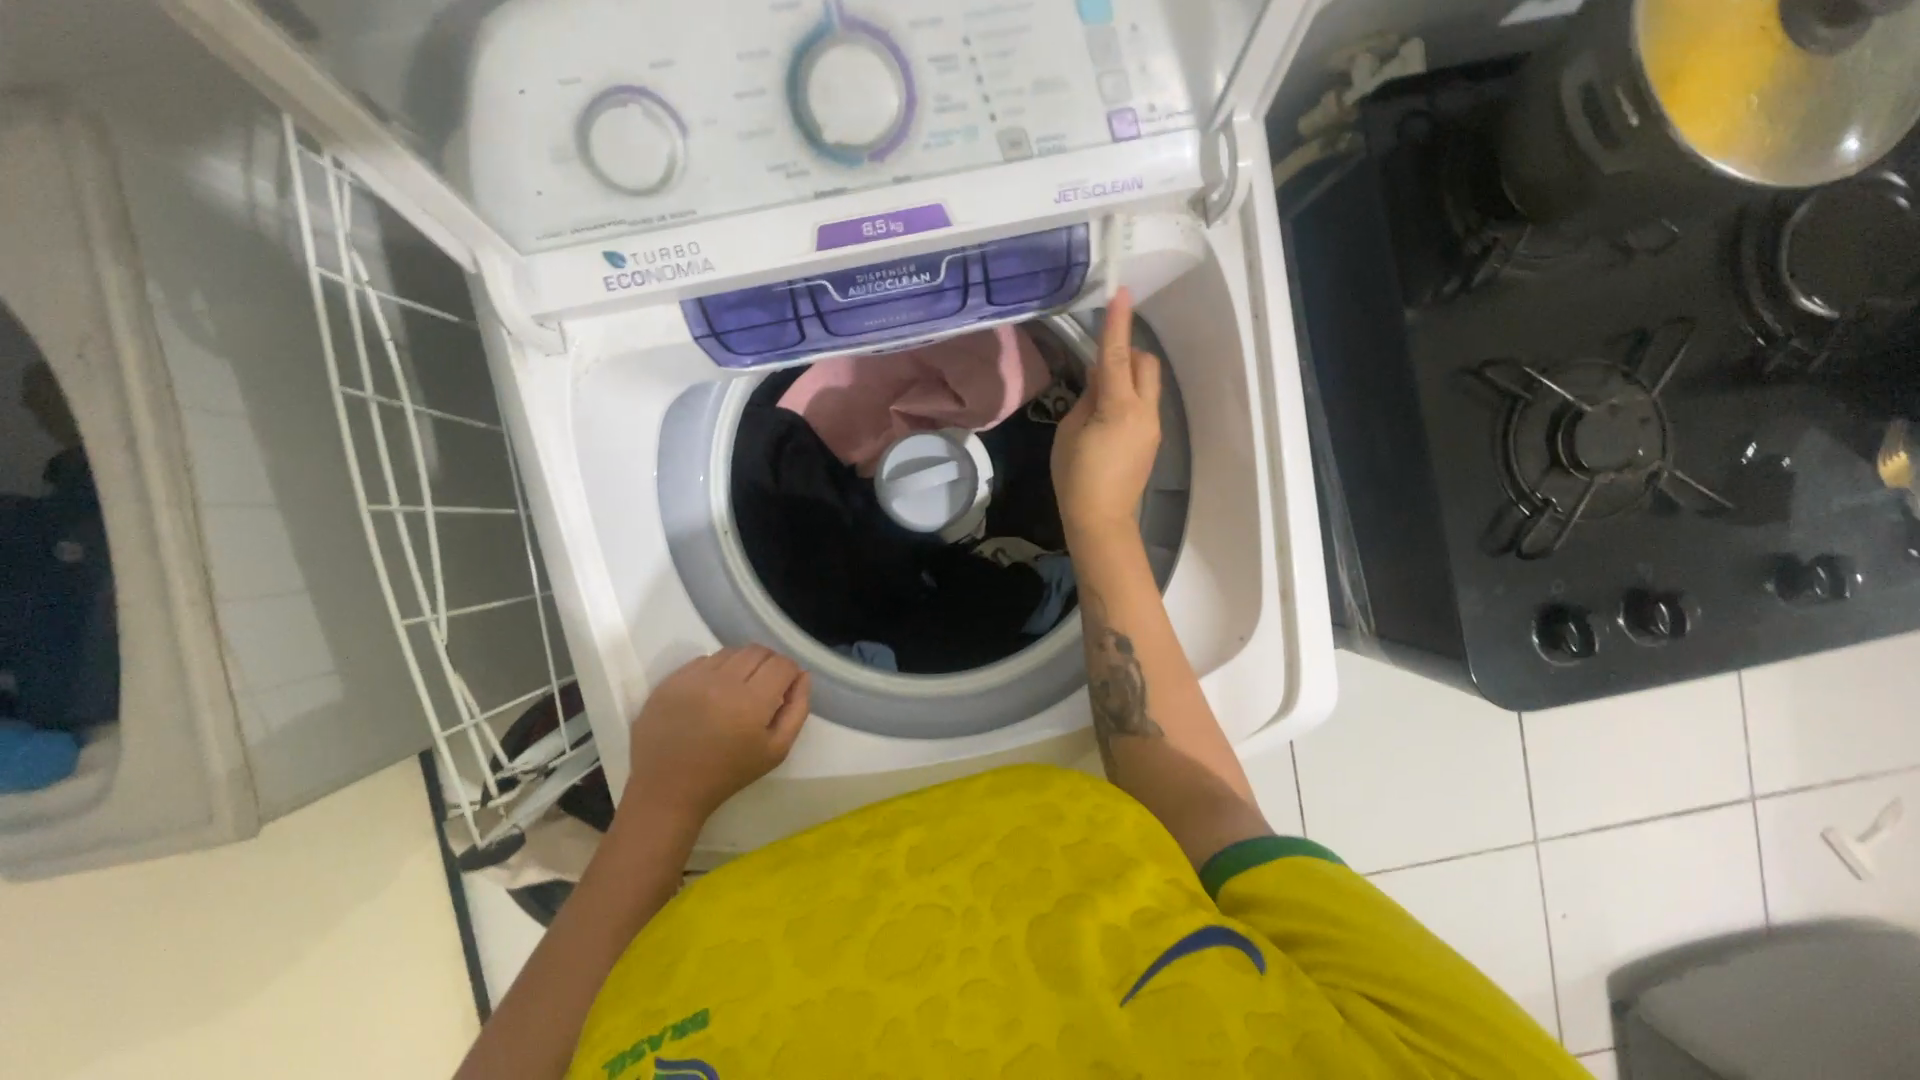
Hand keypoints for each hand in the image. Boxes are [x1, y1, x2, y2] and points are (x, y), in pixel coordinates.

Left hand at [623, 646, 811, 821]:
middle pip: (758, 651)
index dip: (790, 673)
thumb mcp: (777, 750)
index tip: (785, 689)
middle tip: (765, 687)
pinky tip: (713, 693)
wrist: (670, 788)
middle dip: (769, 664)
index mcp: (751, 702)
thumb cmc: (729, 773)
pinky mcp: (671, 680)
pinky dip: (716, 670)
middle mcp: (722, 681)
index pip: (782, 664)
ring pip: (731, 652)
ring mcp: (693, 678)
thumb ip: (797, 709)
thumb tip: (802, 676)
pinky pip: (704, 660)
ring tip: (738, 689)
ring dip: (742, 664)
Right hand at [1052, 288, 1162, 541]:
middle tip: (1101, 363)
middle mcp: (1144, 412)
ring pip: (1148, 384)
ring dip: (1129, 377)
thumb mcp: (1069, 431)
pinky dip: (1129, 397)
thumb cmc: (1076, 477)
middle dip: (1129, 352)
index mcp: (1119, 407)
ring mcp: (1153, 427)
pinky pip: (1145, 405)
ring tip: (1098, 396)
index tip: (1122, 293)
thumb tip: (1100, 380)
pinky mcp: (1152, 440)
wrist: (1101, 519)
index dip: (1118, 323)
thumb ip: (1088, 398)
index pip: (1118, 355)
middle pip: (1146, 364)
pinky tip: (1106, 417)